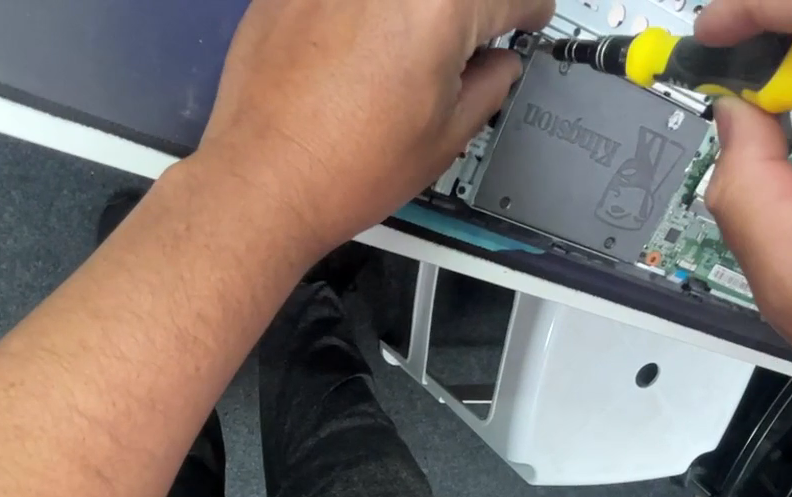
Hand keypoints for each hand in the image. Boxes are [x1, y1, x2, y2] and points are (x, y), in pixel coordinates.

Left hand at [193, 0, 552, 261]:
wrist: (264, 184)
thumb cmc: (342, 172)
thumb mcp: (442, 141)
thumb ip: (487, 89)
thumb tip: (499, 66)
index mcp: (440, 3)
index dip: (528, 11)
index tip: (527, 19)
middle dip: (468, 13)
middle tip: (467, 46)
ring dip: (413, 17)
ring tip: (402, 60)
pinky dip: (363, 16)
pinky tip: (357, 53)